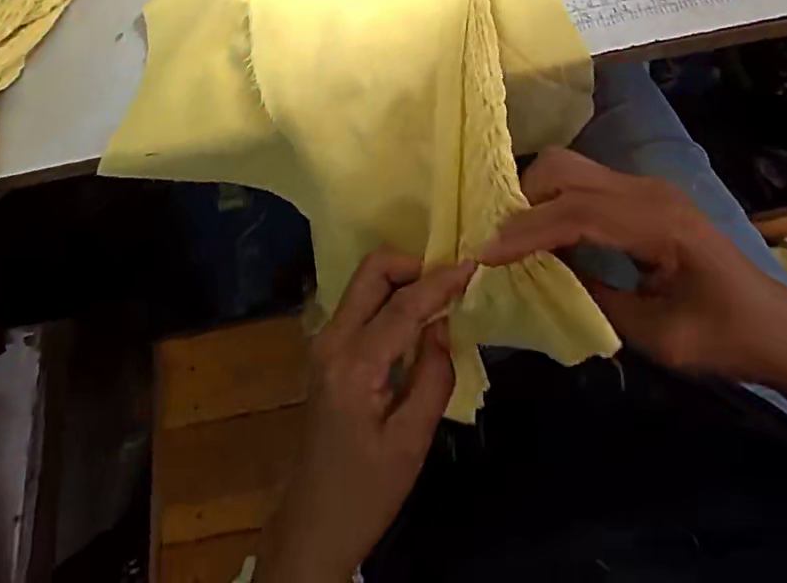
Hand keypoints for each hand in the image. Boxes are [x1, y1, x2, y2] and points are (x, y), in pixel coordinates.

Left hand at [257, 250, 473, 582]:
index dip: (440, 282)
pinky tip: (417, 319)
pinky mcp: (327, 350)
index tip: (472, 266)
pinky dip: (392, 298)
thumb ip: (434, 374)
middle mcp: (332, 340)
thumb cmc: (368, 489)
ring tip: (441, 297)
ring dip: (403, 279)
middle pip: (372, 271)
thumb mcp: (414, 440)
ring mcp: (324, 342)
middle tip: (451, 281)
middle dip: (414, 265)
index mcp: (354, 365)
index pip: (403, 304)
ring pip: (365, 282)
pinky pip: (362, 304)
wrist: (314, 521)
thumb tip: (444, 323)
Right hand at [480, 148, 786, 387]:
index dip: (526, 231)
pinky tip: (546, 236)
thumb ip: (594, 297)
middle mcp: (649, 191)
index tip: (485, 254)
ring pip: (572, 170)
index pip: (576, 212)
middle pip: (565, 170)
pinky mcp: (644, 197)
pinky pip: (585, 186)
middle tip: (498, 246)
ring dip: (536, 198)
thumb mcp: (656, 335)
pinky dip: (556, 203)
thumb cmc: (728, 340)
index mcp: (660, 223)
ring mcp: (647, 188)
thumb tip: (539, 271)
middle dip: (523, 201)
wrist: (783, 331)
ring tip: (514, 242)